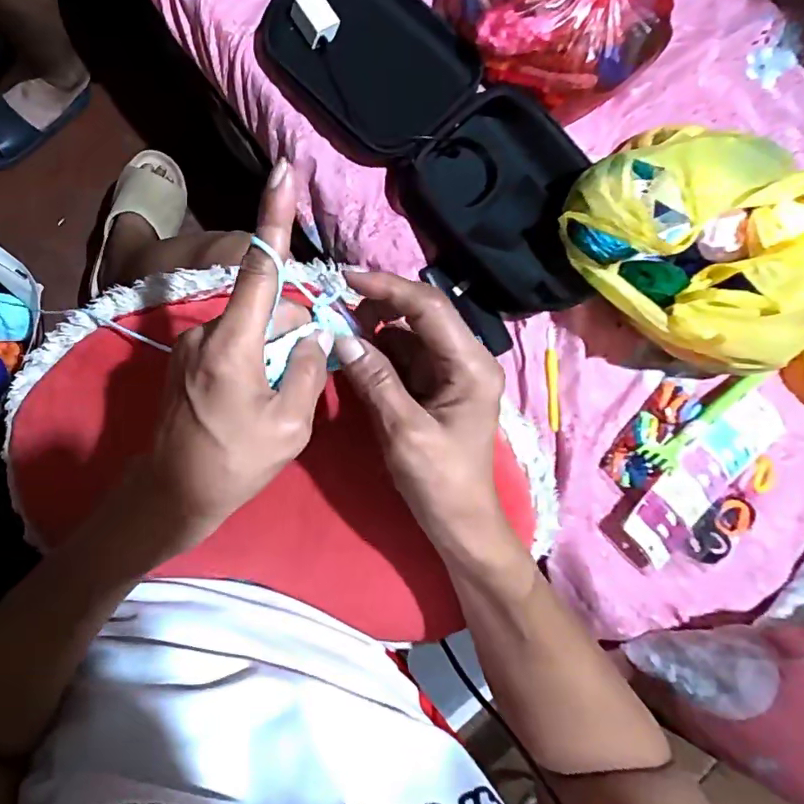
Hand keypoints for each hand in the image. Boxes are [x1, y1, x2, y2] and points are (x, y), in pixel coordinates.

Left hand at [142, 161, 328, 558]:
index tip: (283, 172)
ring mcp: (191, 345)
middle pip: (265, 307)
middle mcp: (207, 332)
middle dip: (291, 329)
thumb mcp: (291, 425)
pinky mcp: (185, 359)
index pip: (260, 267)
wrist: (173, 492)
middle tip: (299, 380)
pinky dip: (253, 360)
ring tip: (274, 400)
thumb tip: (313, 336)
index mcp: (233, 343)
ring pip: (250, 328)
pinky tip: (255, 400)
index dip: (275, 216)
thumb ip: (310, 370)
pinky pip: (232, 344)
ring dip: (273, 351)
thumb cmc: (234, 463)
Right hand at [334, 272, 518, 566]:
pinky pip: (399, 357)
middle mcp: (462, 360)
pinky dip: (375, 353)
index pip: (429, 307)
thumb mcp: (404, 431)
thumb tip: (343, 338)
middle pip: (419, 314)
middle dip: (377, 307)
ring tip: (338, 336)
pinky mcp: (430, 387)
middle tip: (334, 311)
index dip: (387, 288)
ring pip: (405, 333)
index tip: (346, 279)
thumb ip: (376, 381)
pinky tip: (351, 359)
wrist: (458, 523)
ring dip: (372, 331)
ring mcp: (446, 373)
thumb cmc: (440, 481)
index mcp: (470, 365)